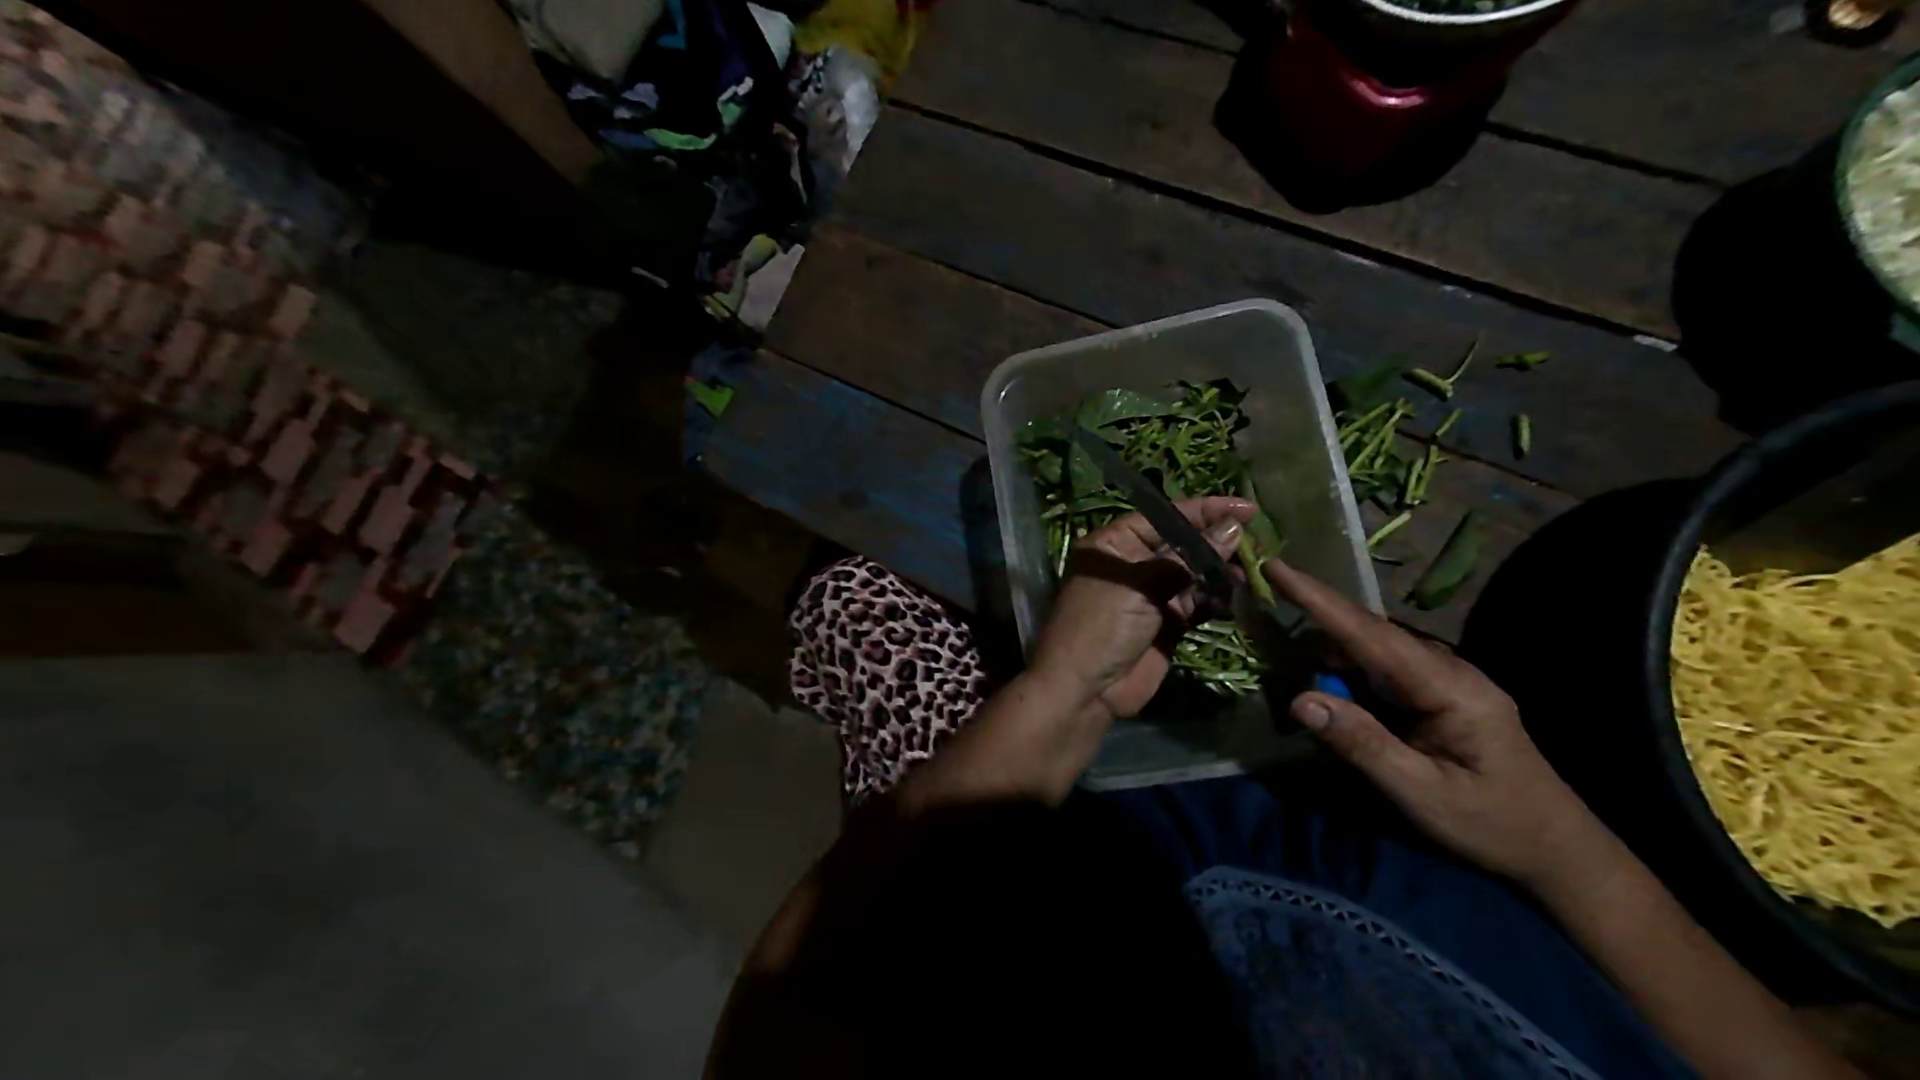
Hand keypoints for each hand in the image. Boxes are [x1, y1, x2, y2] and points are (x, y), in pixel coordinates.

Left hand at [1029, 497, 1255, 719]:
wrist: (1086, 690)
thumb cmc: (1100, 626)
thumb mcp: (1139, 585)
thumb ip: (1186, 559)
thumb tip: (1232, 529)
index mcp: (1115, 544)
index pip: (1164, 517)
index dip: (1204, 511)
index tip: (1245, 508)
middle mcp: (1134, 564)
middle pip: (1184, 544)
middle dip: (1219, 542)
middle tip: (1259, 542)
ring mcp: (1152, 594)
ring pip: (1195, 573)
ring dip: (1223, 572)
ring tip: (1254, 572)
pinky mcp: (1168, 622)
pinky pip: (1199, 602)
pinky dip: (1219, 599)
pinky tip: (1241, 596)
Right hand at [1264, 558, 1603, 886]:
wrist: (1559, 851)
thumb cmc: (1492, 825)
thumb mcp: (1421, 794)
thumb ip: (1361, 744)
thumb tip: (1299, 700)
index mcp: (1451, 688)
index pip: (1372, 634)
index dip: (1320, 600)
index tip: (1277, 567)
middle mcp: (1448, 670)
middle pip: (1369, 632)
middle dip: (1315, 612)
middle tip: (1264, 595)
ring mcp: (1445, 679)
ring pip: (1371, 648)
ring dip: (1326, 648)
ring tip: (1284, 656)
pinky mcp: (1436, 693)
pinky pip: (1380, 668)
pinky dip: (1343, 668)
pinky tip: (1324, 683)